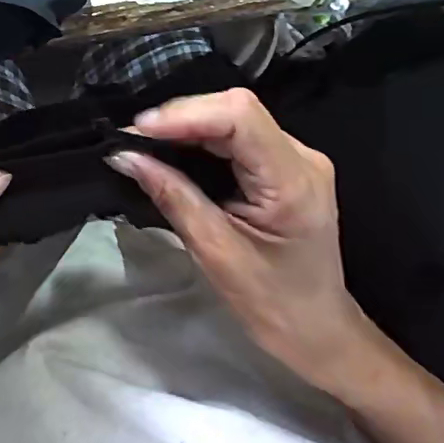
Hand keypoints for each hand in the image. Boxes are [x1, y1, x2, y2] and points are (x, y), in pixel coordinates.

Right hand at [107, 88, 380, 395]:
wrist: (319, 333)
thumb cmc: (273, 304)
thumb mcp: (215, 252)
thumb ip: (171, 195)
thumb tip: (123, 155)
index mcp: (293, 182)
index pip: (240, 117)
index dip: (186, 114)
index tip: (140, 130)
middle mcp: (300, 157)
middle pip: (234, 109)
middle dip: (178, 117)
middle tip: (132, 138)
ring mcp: (293, 156)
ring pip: (230, 114)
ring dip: (183, 123)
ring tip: (143, 141)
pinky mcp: (279, 161)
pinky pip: (233, 131)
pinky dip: (195, 134)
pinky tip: (169, 146)